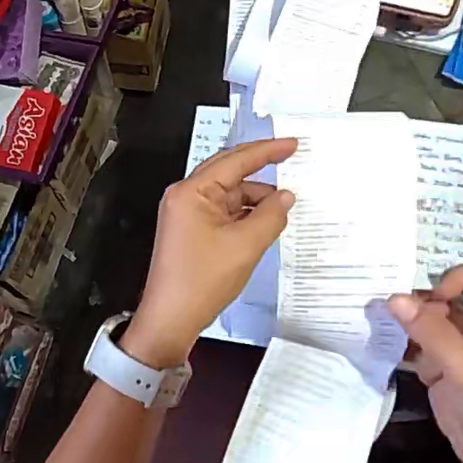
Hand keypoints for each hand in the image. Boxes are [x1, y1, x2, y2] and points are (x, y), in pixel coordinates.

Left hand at [126, 138, 297, 366]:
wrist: (171, 318)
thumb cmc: (201, 281)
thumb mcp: (245, 246)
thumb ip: (271, 216)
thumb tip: (285, 197)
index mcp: (192, 192)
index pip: (236, 160)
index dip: (267, 151)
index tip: (292, 144)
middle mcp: (185, 196)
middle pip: (228, 171)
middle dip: (260, 168)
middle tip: (290, 159)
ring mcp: (186, 213)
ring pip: (228, 194)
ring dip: (254, 198)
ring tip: (282, 207)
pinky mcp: (190, 230)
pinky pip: (222, 212)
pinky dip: (244, 214)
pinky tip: (263, 221)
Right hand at [387, 265, 462, 462]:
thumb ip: (435, 336)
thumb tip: (396, 299)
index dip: (456, 280)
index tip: (430, 303)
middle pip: (450, 300)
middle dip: (420, 302)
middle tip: (387, 313)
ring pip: (432, 325)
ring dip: (407, 324)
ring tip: (379, 327)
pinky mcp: (446, 379)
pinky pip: (422, 351)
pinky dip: (404, 347)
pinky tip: (385, 350)